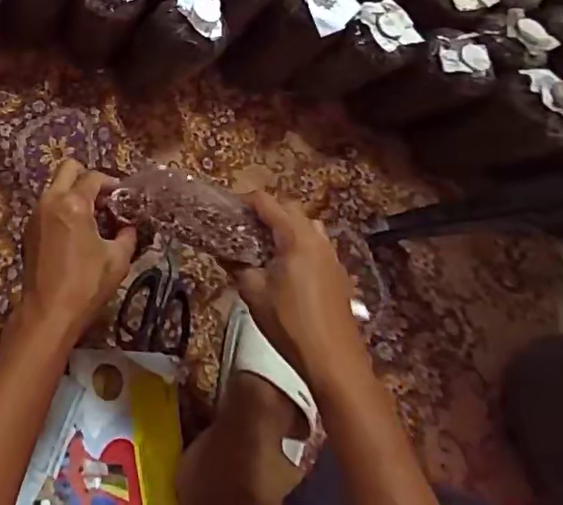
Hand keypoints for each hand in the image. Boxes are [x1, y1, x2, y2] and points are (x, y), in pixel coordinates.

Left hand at [21, 159, 137, 344]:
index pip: (94, 177)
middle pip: (68, 168)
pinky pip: (48, 205)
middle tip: (103, 199)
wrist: (47, 314)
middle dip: (87, 177)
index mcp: (73, 203)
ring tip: (92, 218)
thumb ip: (127, 234)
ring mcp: (36, 215)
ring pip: (56, 187)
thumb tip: (127, 225)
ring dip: (74, 193)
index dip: (111, 183)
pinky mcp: (29, 230)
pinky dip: (63, 208)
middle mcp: (51, 201)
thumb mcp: (117, 259)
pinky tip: (76, 233)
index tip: (122, 197)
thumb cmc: (85, 285)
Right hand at [232, 191, 366, 384]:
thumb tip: (224, 254)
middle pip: (290, 209)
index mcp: (295, 237)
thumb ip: (237, 267)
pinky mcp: (339, 273)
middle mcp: (317, 238)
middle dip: (267, 212)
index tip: (230, 210)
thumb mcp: (254, 293)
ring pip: (307, 226)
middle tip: (245, 227)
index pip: (268, 203)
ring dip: (287, 227)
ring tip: (267, 246)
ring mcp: (332, 255)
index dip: (246, 201)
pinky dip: (301, 244)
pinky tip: (289, 269)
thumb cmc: (290, 323)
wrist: (334, 360)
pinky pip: (317, 245)